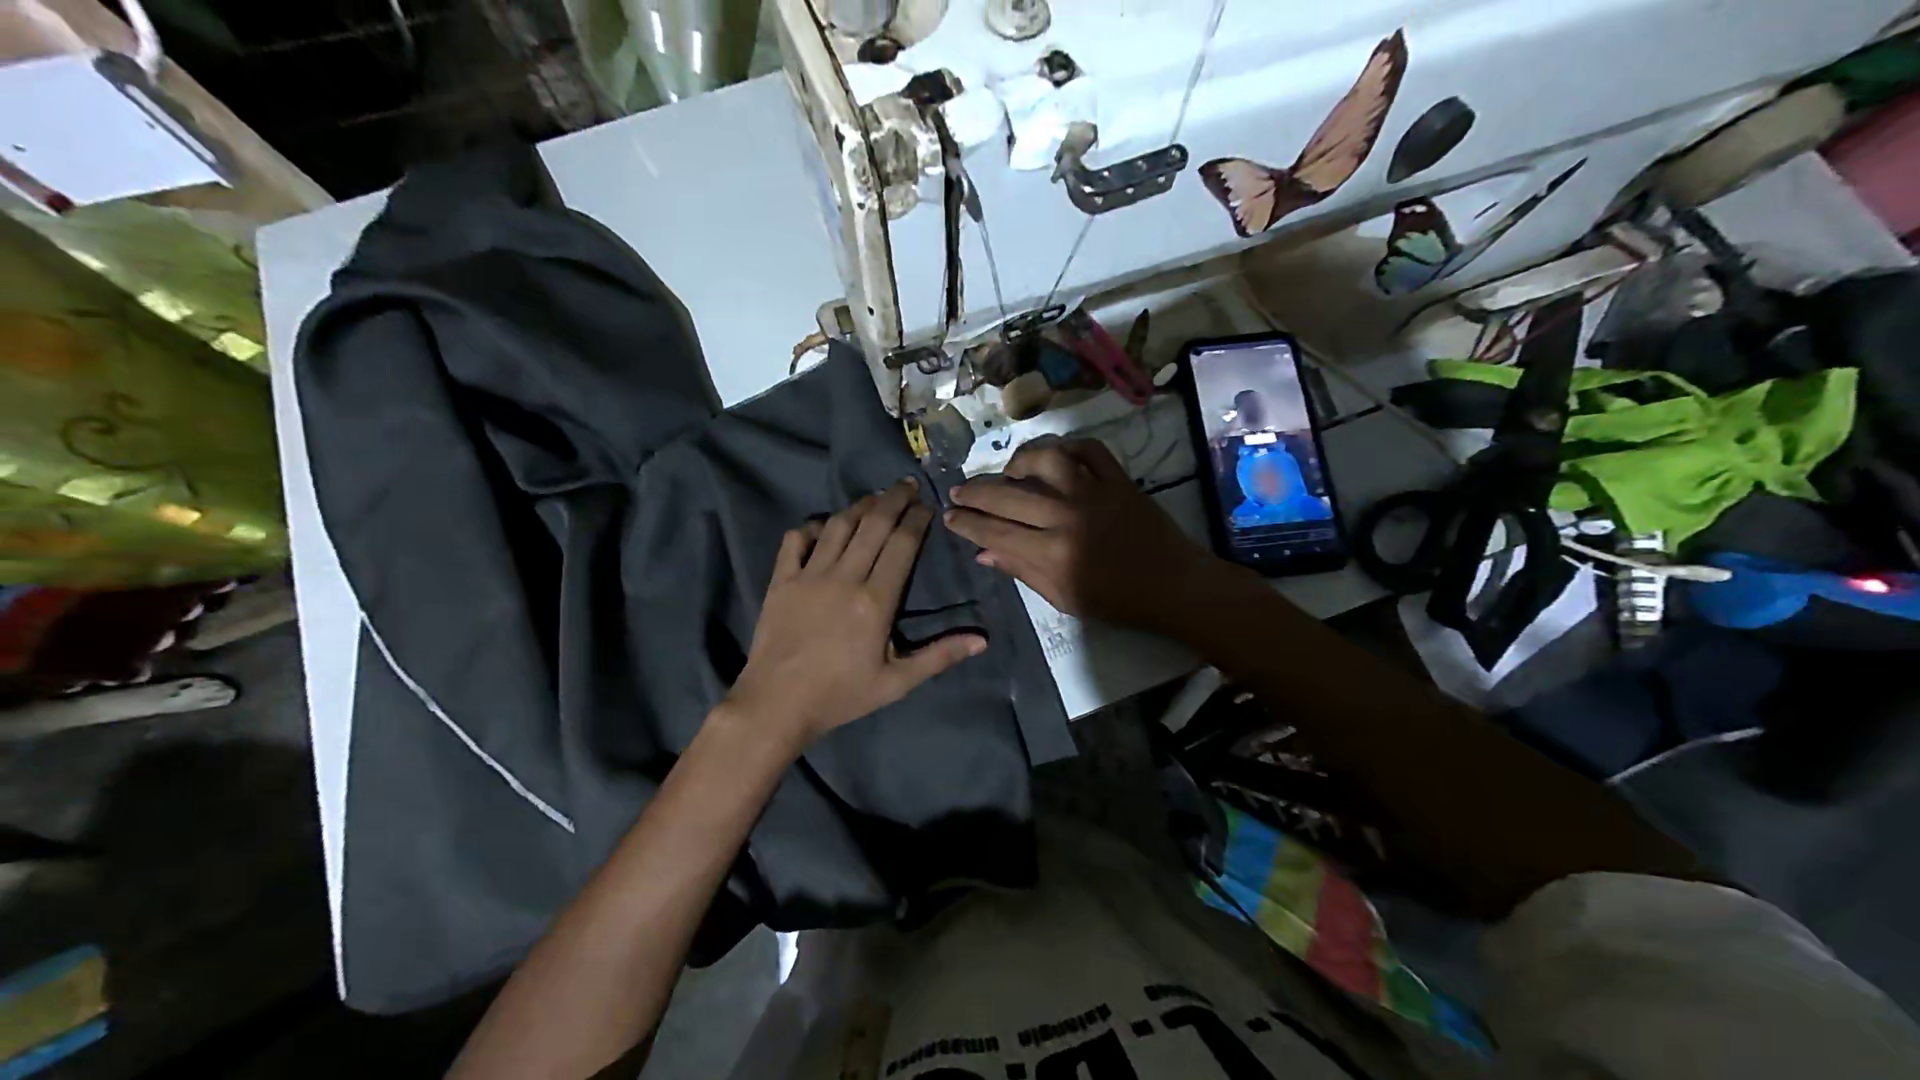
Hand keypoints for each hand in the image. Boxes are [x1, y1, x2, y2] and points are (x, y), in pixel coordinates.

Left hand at [723, 477, 986, 751]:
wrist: (777, 704)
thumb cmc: (841, 695)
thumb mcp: (896, 683)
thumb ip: (939, 656)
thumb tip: (982, 640)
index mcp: (875, 600)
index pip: (901, 545)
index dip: (916, 520)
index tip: (926, 506)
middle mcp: (843, 577)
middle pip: (873, 525)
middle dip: (893, 499)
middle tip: (906, 485)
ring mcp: (808, 575)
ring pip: (838, 526)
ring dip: (859, 506)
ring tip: (875, 497)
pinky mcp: (781, 581)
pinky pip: (796, 540)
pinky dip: (813, 526)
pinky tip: (825, 525)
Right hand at [944, 438, 1227, 629]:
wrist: (1173, 586)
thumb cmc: (1116, 601)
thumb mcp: (1064, 598)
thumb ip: (1022, 571)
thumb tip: (982, 553)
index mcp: (1053, 554)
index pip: (995, 532)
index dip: (967, 524)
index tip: (948, 517)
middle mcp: (1067, 517)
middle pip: (1009, 496)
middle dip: (975, 493)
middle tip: (958, 491)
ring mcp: (1094, 492)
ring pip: (1046, 461)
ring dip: (1020, 462)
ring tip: (1009, 472)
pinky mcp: (1118, 479)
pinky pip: (1088, 450)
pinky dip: (1067, 447)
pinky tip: (1053, 458)